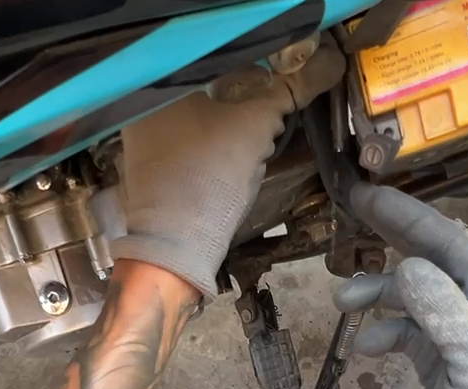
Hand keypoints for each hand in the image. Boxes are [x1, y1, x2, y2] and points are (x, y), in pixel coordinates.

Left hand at [113, 45, 344, 296]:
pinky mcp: (144, 174)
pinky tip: (221, 168)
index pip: (214, 61)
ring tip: (245, 145)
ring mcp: (138, 143)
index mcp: (162, 83)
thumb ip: (290, 90)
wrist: (177, 248)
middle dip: (235, 101)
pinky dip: (204, 153)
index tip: (269, 87)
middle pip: (201, 91)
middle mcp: (141, 107)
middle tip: (262, 117)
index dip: (249, 72)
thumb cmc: (211, 179)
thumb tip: (329, 62)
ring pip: (191, 121)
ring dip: (221, 128)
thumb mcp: (257, 127)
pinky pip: (182, 150)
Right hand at [334, 184, 467, 388]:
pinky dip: (383, 332)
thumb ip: (444, 312)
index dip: (408, 215)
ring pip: (410, 297)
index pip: (448, 241)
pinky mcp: (437, 359)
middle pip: (428, 257)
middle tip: (350, 213)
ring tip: (342, 302)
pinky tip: (366, 347)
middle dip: (390, 235)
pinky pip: (405, 332)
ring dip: (377, 294)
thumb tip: (408, 269)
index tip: (367, 196)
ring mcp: (455, 333)